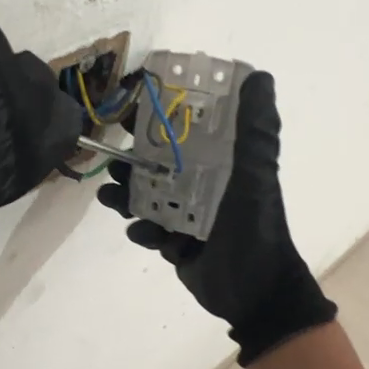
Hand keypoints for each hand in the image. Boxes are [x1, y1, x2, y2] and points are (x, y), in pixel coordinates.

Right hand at [96, 72, 335, 363]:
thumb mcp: (256, 175)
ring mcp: (189, 217)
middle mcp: (205, 186)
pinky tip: (140, 233)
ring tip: (109, 196)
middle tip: (113, 158)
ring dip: (127, 196)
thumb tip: (259, 75)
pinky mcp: (177, 245)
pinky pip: (151, 232)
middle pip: (159, 165)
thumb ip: (256, 130)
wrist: (256, 294)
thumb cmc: (256, 229)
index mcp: (223, 164)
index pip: (187, 132)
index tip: (133, 110)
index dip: (160, 120)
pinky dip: (142, 231)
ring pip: (148, 198)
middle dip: (134, 161)